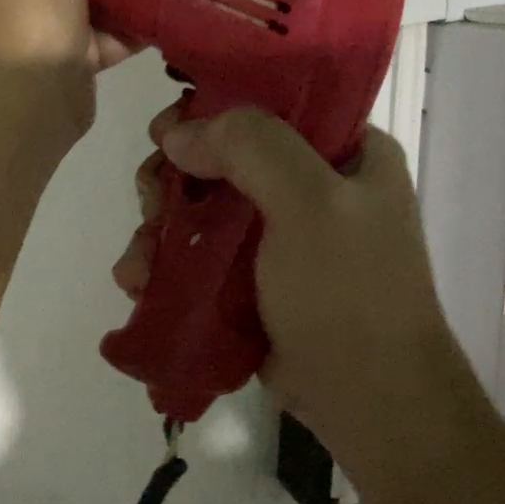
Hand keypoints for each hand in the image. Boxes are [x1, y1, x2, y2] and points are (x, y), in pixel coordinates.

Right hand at [114, 106, 488, 458]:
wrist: (367, 401)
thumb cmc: (349, 295)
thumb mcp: (312, 205)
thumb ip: (251, 149)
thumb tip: (178, 137)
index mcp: (342, 152)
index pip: (266, 103)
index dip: (209, 111)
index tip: (168, 136)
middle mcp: (306, 184)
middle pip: (216, 156)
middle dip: (171, 180)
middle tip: (152, 205)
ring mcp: (273, 234)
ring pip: (194, 206)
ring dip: (155, 230)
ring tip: (137, 267)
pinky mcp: (245, 275)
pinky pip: (191, 251)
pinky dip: (161, 262)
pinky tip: (139, 283)